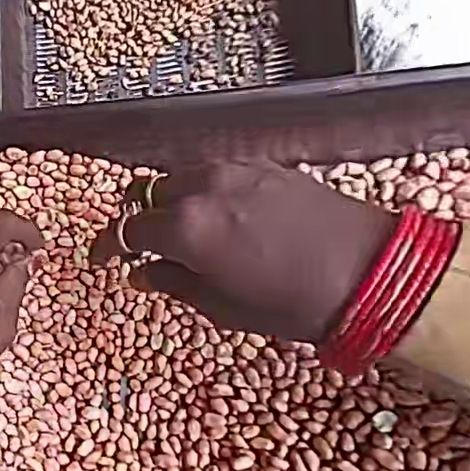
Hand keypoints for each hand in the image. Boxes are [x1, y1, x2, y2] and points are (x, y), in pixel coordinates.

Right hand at [92, 159, 396, 342]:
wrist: (369, 271)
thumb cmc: (289, 302)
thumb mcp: (219, 305)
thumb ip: (172, 281)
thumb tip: (143, 271)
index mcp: (185, 227)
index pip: (125, 230)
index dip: (106, 246)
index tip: (100, 258)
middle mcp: (203, 187)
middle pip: (147, 194)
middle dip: (138, 220)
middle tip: (143, 247)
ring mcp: (235, 170)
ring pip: (180, 178)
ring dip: (169, 203)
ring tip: (182, 233)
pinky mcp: (263, 165)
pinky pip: (214, 173)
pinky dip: (202, 192)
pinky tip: (218, 218)